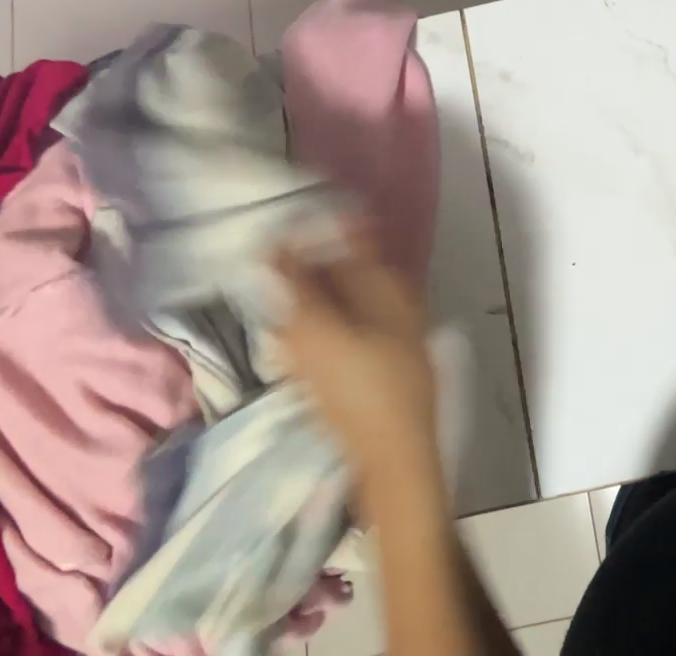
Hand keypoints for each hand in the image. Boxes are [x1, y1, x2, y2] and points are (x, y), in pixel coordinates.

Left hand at [275, 229, 439, 474]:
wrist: (393, 453)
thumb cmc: (399, 379)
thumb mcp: (394, 312)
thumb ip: (363, 265)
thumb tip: (343, 222)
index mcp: (299, 315)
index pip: (275, 253)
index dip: (303, 229)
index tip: (339, 224)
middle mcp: (281, 334)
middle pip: (287, 278)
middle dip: (323, 258)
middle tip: (367, 257)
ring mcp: (288, 358)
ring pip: (298, 303)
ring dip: (329, 285)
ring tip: (371, 288)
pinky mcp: (302, 375)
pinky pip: (306, 325)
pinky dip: (329, 311)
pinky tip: (365, 322)